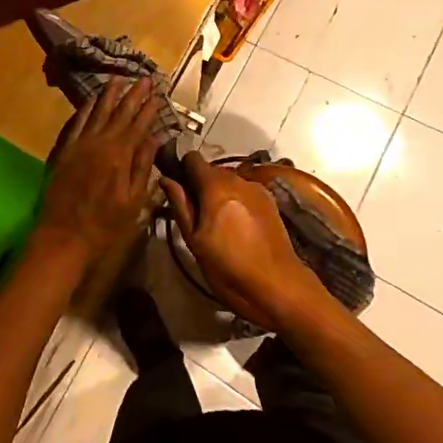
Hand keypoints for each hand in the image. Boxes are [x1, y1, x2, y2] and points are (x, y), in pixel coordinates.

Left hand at [33, 79, 159, 267]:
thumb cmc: (105, 224)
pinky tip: (91, 100)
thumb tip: (154, 137)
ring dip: (108, 94)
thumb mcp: (134, 200)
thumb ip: (143, 166)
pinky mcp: (65, 150)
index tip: (157, 94)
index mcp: (120, 155)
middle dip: (133, 94)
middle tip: (144, 78)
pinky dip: (85, 108)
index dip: (149, 108)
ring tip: (118, 79)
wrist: (64, 236)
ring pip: (97, 111)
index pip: (138, 124)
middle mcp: (100, 142)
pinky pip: (77, 122)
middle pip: (119, 112)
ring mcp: (80, 144)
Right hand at [165, 153, 326, 329]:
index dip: (182, 170)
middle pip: (212, 171)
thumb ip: (180, 205)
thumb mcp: (195, 240)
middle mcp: (238, 179)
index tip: (179, 191)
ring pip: (230, 182)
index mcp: (216, 186)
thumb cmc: (228, 267)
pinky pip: (245, 192)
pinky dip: (237, 202)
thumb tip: (166, 179)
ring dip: (220, 195)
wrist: (277, 284)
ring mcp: (257, 189)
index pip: (193, 158)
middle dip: (201, 187)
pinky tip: (239, 228)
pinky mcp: (271, 201)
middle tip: (197, 217)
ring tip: (219, 226)